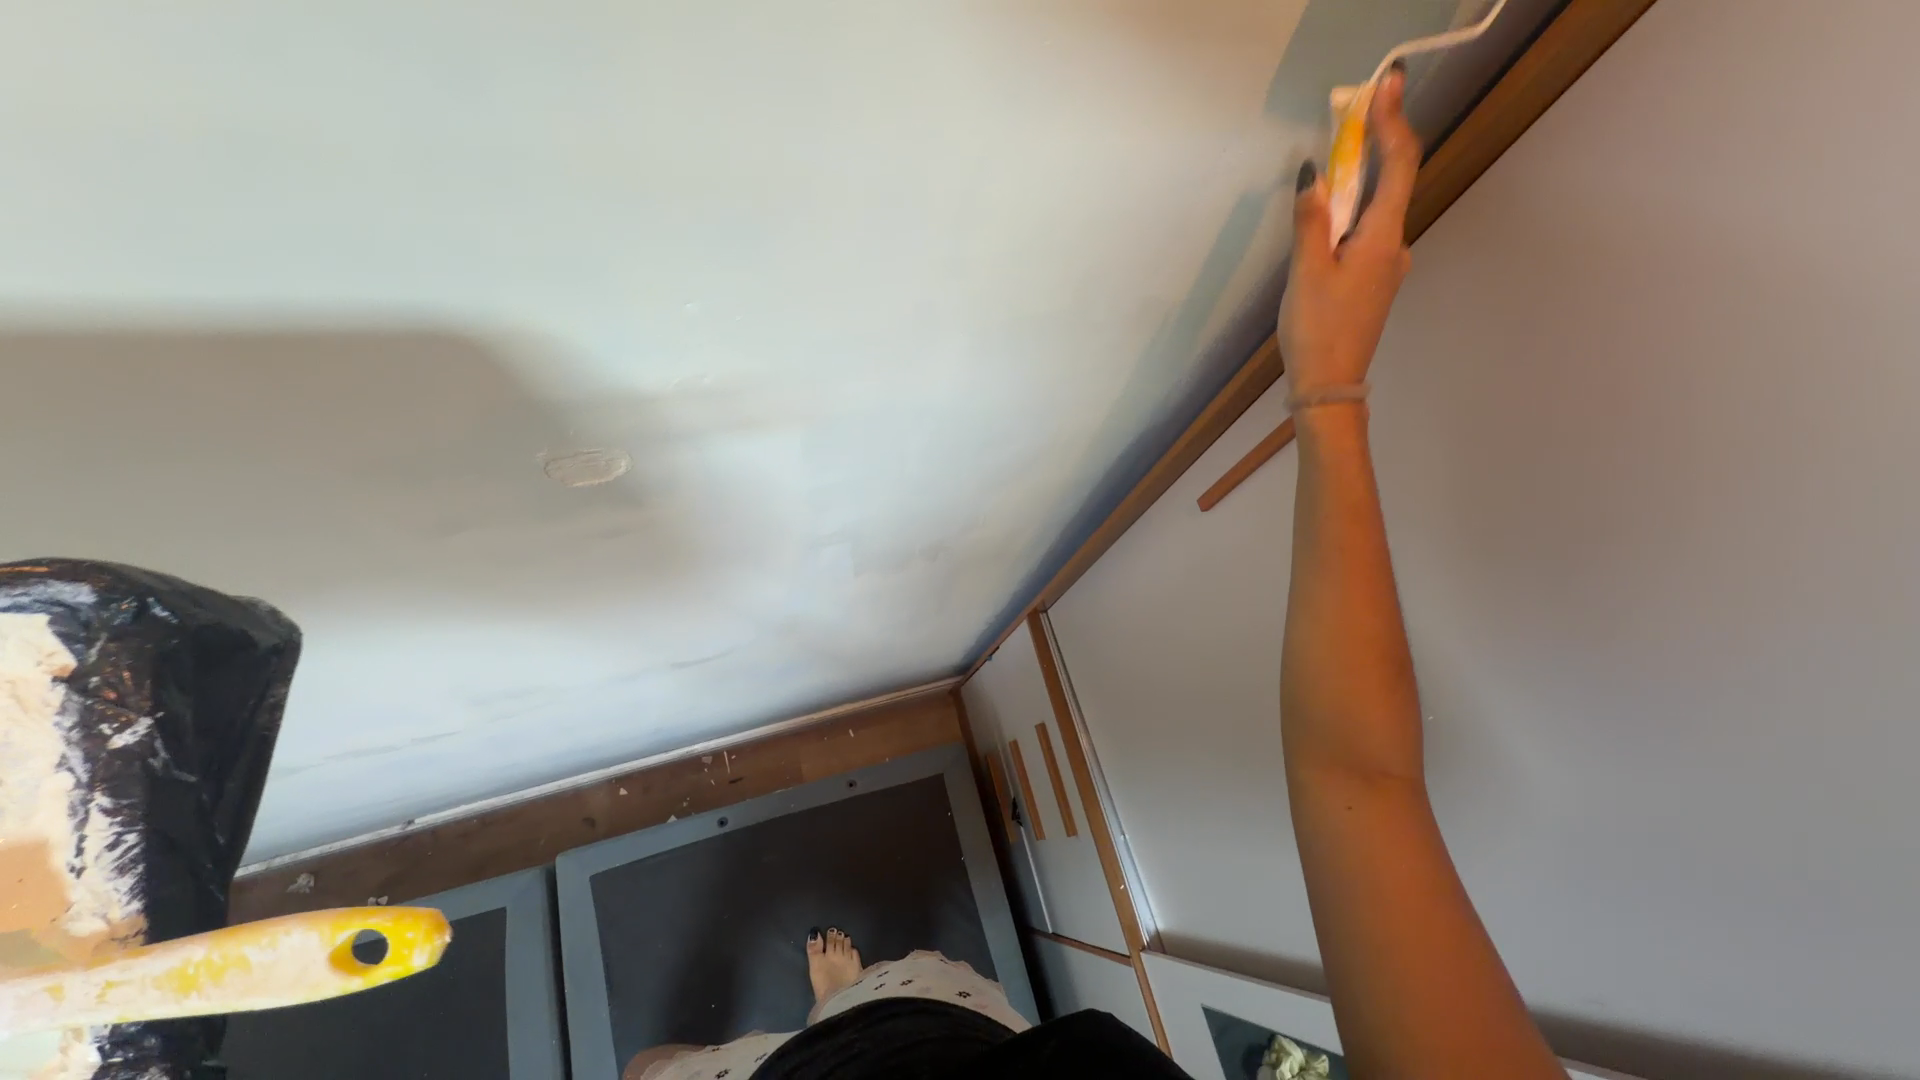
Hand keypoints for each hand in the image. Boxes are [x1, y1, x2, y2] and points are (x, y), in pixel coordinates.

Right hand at [1277, 67, 1418, 395]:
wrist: (1330, 386)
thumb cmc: (1317, 330)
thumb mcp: (1306, 273)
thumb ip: (1310, 220)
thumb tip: (1314, 173)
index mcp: (1383, 238)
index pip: (1397, 164)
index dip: (1391, 121)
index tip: (1383, 85)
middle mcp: (1395, 245)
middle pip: (1390, 182)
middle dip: (1372, 144)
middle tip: (1351, 113)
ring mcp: (1388, 266)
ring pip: (1376, 210)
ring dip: (1357, 181)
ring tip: (1331, 164)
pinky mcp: (1374, 282)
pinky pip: (1367, 233)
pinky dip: (1351, 213)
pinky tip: (1328, 218)